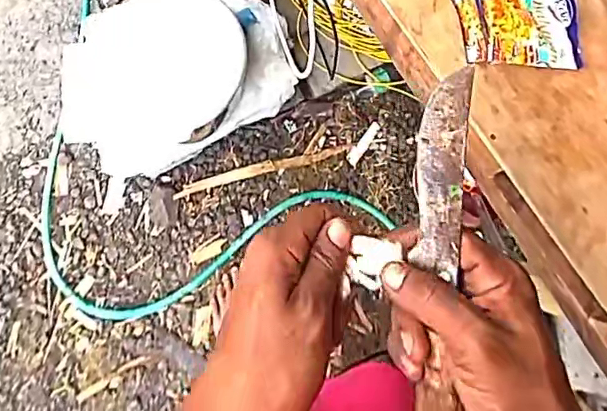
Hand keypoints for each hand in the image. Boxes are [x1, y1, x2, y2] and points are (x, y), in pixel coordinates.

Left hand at [183, 207, 353, 410]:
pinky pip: (301, 294)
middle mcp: (263, 255)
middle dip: (336, 276)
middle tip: (336, 308)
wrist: (241, 405)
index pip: (318, 214)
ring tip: (322, 330)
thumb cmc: (270, 367)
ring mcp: (263, 278)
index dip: (347, 234)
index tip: (365, 258)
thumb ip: (327, 263)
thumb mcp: (312, 310)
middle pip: (317, 244)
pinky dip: (315, 314)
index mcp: (273, 247)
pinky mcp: (265, 300)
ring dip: (327, 300)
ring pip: (312, 273)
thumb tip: (340, 227)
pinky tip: (313, 337)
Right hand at [382, 228, 575, 410]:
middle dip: (410, 306)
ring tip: (423, 360)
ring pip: (412, 301)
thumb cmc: (531, 405)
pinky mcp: (451, 342)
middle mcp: (479, 292)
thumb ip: (433, 299)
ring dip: (409, 332)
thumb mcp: (478, 344)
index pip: (446, 235)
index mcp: (498, 279)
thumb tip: (394, 269)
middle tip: (417, 336)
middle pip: (421, 271)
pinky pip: (414, 329)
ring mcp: (463, 318)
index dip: (414, 243)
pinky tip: (422, 368)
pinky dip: (410, 349)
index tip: (387, 258)